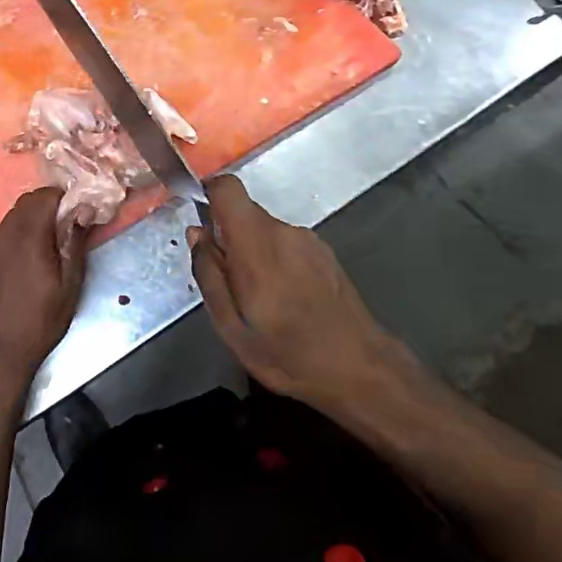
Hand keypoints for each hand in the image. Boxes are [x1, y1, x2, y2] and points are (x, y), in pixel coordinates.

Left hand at [0, 187, 89, 385]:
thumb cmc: (41, 319)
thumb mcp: (70, 284)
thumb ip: (75, 241)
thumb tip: (83, 209)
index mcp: (28, 234)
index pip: (45, 195)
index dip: (64, 197)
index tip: (78, 211)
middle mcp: (4, 231)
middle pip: (28, 201)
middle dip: (49, 205)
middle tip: (67, 225)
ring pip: (14, 214)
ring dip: (33, 218)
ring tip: (49, 242)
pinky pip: (3, 230)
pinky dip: (18, 231)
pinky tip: (28, 255)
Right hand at [188, 176, 411, 402]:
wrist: (364, 373)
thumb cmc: (290, 355)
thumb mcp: (230, 327)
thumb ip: (207, 274)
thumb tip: (197, 234)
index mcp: (256, 243)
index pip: (227, 188)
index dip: (209, 194)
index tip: (202, 224)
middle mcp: (283, 232)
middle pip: (242, 213)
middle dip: (228, 238)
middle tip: (229, 283)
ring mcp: (308, 241)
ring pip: (263, 231)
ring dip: (252, 253)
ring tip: (260, 300)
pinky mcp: (325, 254)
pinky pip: (285, 244)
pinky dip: (275, 262)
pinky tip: (285, 300)